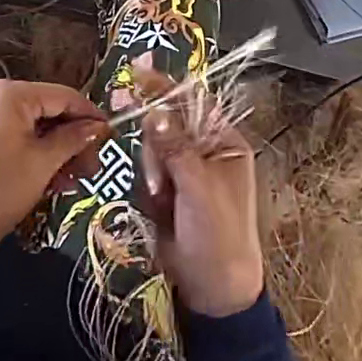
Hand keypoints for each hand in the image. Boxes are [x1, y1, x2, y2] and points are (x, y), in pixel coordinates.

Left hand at [0, 79, 107, 272]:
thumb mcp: (43, 164)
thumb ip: (73, 139)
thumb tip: (98, 126)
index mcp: (12, 93)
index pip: (65, 95)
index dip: (91, 117)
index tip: (113, 142)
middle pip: (52, 110)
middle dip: (74, 140)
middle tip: (91, 172)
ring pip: (39, 126)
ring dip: (59, 152)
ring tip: (72, 184)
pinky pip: (22, 137)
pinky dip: (40, 156)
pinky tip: (52, 183)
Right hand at [141, 104, 263, 317]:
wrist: (212, 290)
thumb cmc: (218, 235)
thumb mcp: (198, 189)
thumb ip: (175, 147)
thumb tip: (154, 111)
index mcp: (225, 144)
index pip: (194, 102)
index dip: (166, 86)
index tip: (137, 70)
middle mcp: (205, 150)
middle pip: (166, 122)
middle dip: (155, 142)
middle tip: (146, 155)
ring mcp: (184, 168)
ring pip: (151, 145)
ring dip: (151, 168)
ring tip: (162, 197)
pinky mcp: (166, 186)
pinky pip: (145, 166)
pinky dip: (146, 181)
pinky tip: (157, 202)